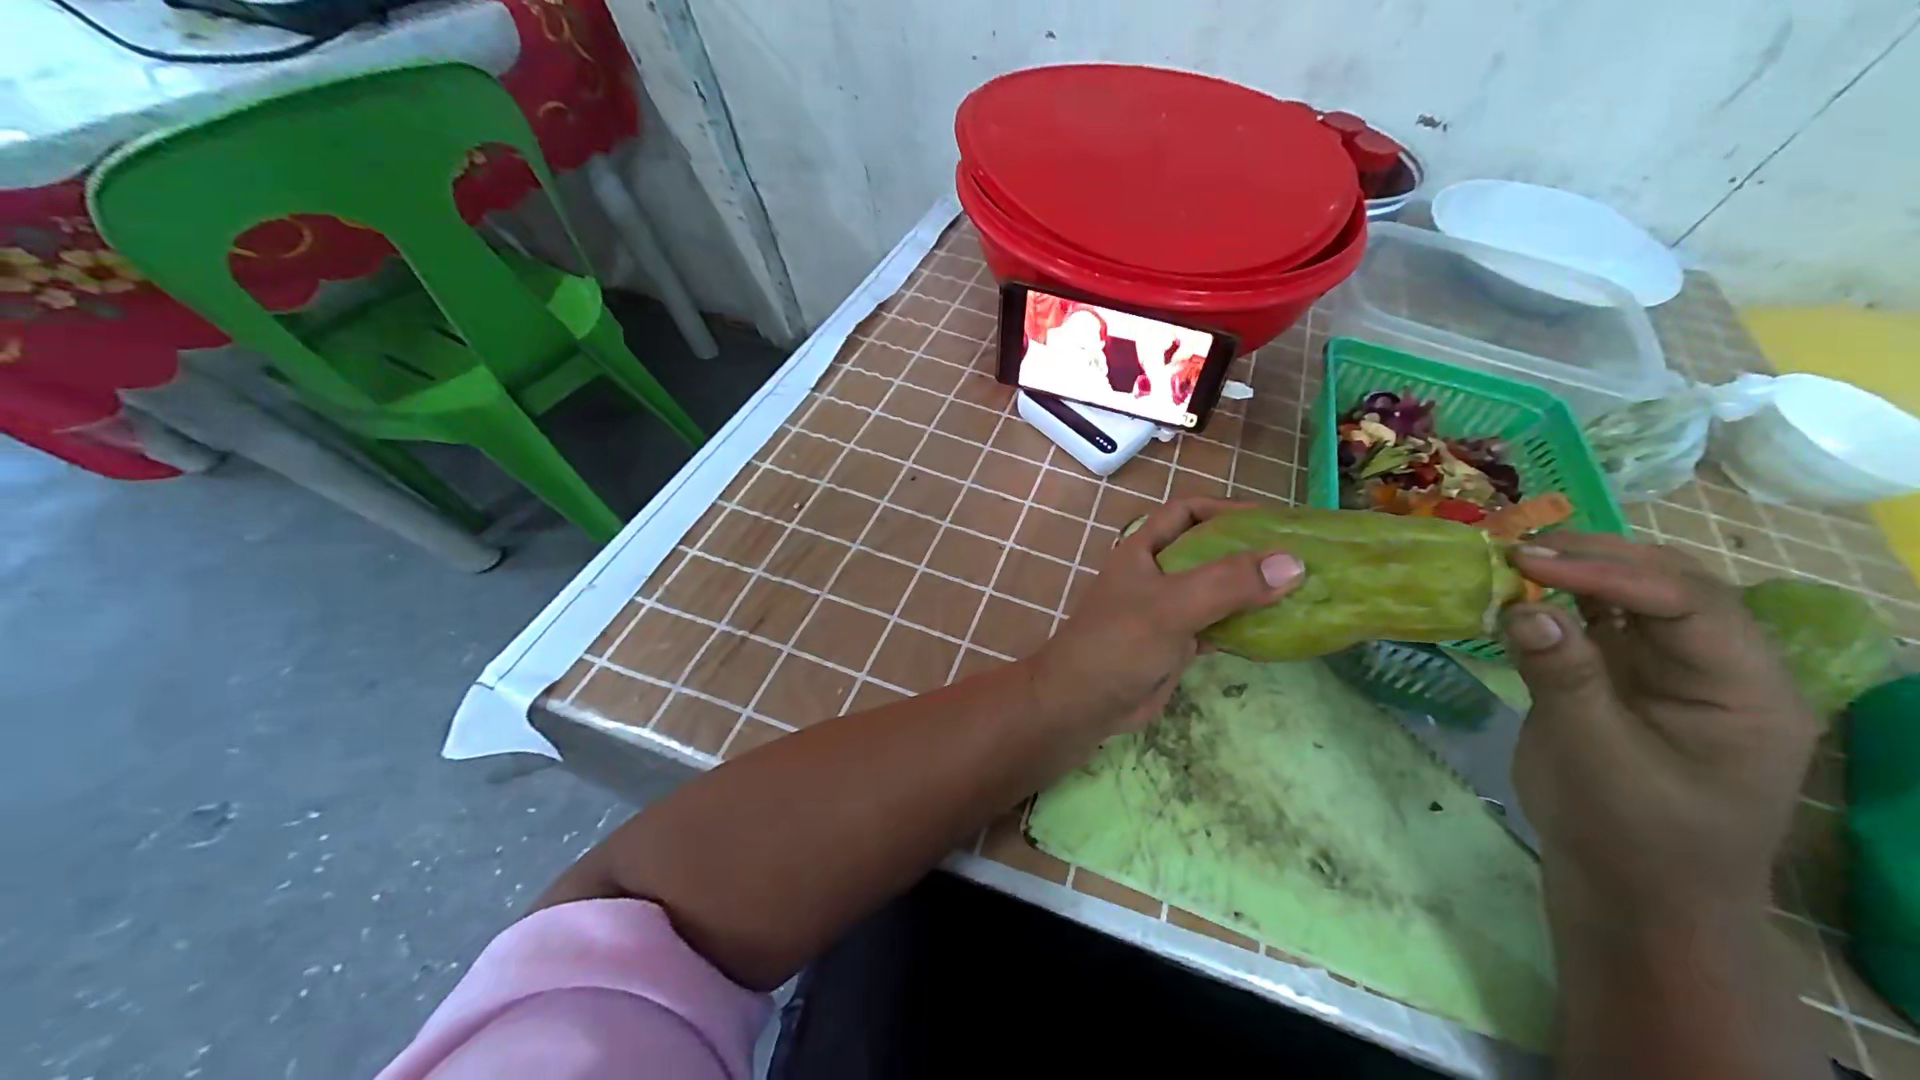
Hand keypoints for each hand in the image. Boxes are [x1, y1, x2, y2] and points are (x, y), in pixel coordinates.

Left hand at [1031, 497, 1303, 734]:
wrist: (1082, 704)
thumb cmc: (1119, 643)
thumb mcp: (1172, 605)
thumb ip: (1228, 583)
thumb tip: (1293, 562)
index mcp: (1143, 550)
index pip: (1186, 512)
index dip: (1225, 508)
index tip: (1271, 520)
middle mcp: (1156, 574)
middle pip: (1207, 551)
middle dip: (1248, 552)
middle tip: (1300, 557)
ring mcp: (1166, 610)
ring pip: (1215, 591)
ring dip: (1251, 591)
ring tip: (1301, 592)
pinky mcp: (1175, 643)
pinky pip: (1217, 626)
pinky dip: (1244, 626)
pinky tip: (1277, 631)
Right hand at [1503, 534, 1818, 916]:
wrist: (1631, 894)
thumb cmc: (1631, 838)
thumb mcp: (1597, 760)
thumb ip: (1564, 678)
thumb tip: (1521, 607)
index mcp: (1746, 692)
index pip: (1690, 605)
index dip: (1611, 573)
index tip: (1530, 560)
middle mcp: (1717, 669)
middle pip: (1670, 587)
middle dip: (1597, 558)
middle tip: (1518, 546)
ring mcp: (1669, 672)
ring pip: (1632, 597)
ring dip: (1576, 571)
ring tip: (1513, 556)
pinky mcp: (1622, 679)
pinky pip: (1594, 623)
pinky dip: (1556, 601)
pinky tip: (1518, 592)